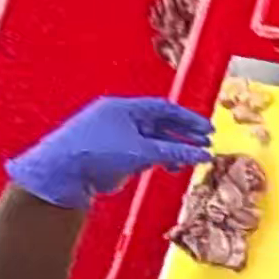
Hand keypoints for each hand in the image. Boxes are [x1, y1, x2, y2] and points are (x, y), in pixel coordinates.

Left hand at [5, 96, 213, 209]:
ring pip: (157, 139)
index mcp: (124, 108)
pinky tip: (175, 168)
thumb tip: (206, 155)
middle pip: (162, 122)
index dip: (188, 118)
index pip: (163, 108)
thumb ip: (177, 153)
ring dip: (178, 148)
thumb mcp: (144, 151)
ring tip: (195, 158)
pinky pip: (150, 152)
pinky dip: (166, 158)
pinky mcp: (122, 152)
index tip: (210, 130)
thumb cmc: (101, 152)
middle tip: (207, 144)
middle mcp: (123, 118)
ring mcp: (122, 135)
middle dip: (186, 133)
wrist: (68, 170)